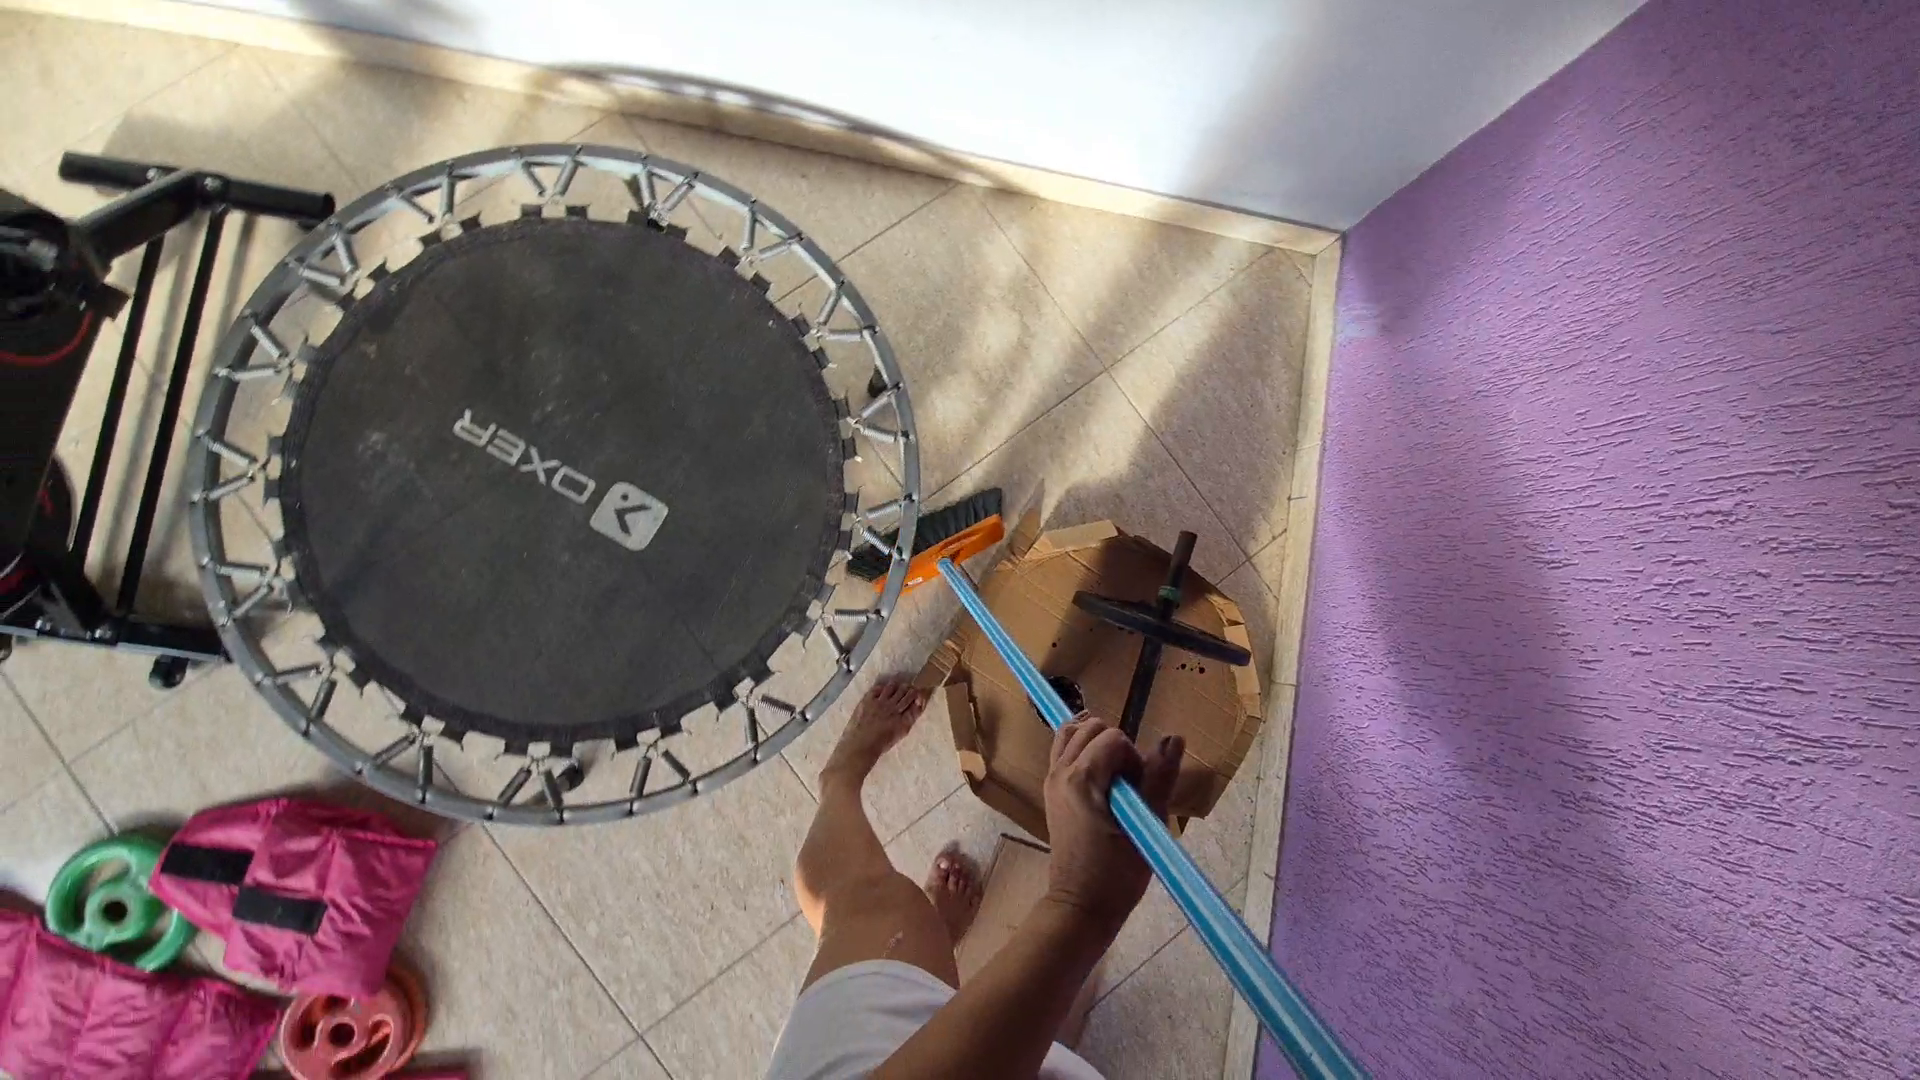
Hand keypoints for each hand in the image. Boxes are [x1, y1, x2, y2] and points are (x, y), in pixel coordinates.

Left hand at [1042, 716, 1182, 933]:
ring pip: (1071, 733)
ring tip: (1115, 776)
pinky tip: (1100, 773)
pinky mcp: (1050, 790)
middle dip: (1115, 745)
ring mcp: (1051, 779)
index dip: (1133, 757)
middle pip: (1091, 728)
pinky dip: (1081, 749)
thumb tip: (1175, 737)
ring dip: (1096, 743)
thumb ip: (1159, 778)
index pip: (1114, 738)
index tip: (1139, 790)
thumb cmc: (1117, 874)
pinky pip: (1063, 750)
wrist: (1081, 906)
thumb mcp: (1146, 825)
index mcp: (1082, 778)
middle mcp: (1060, 771)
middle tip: (1129, 784)